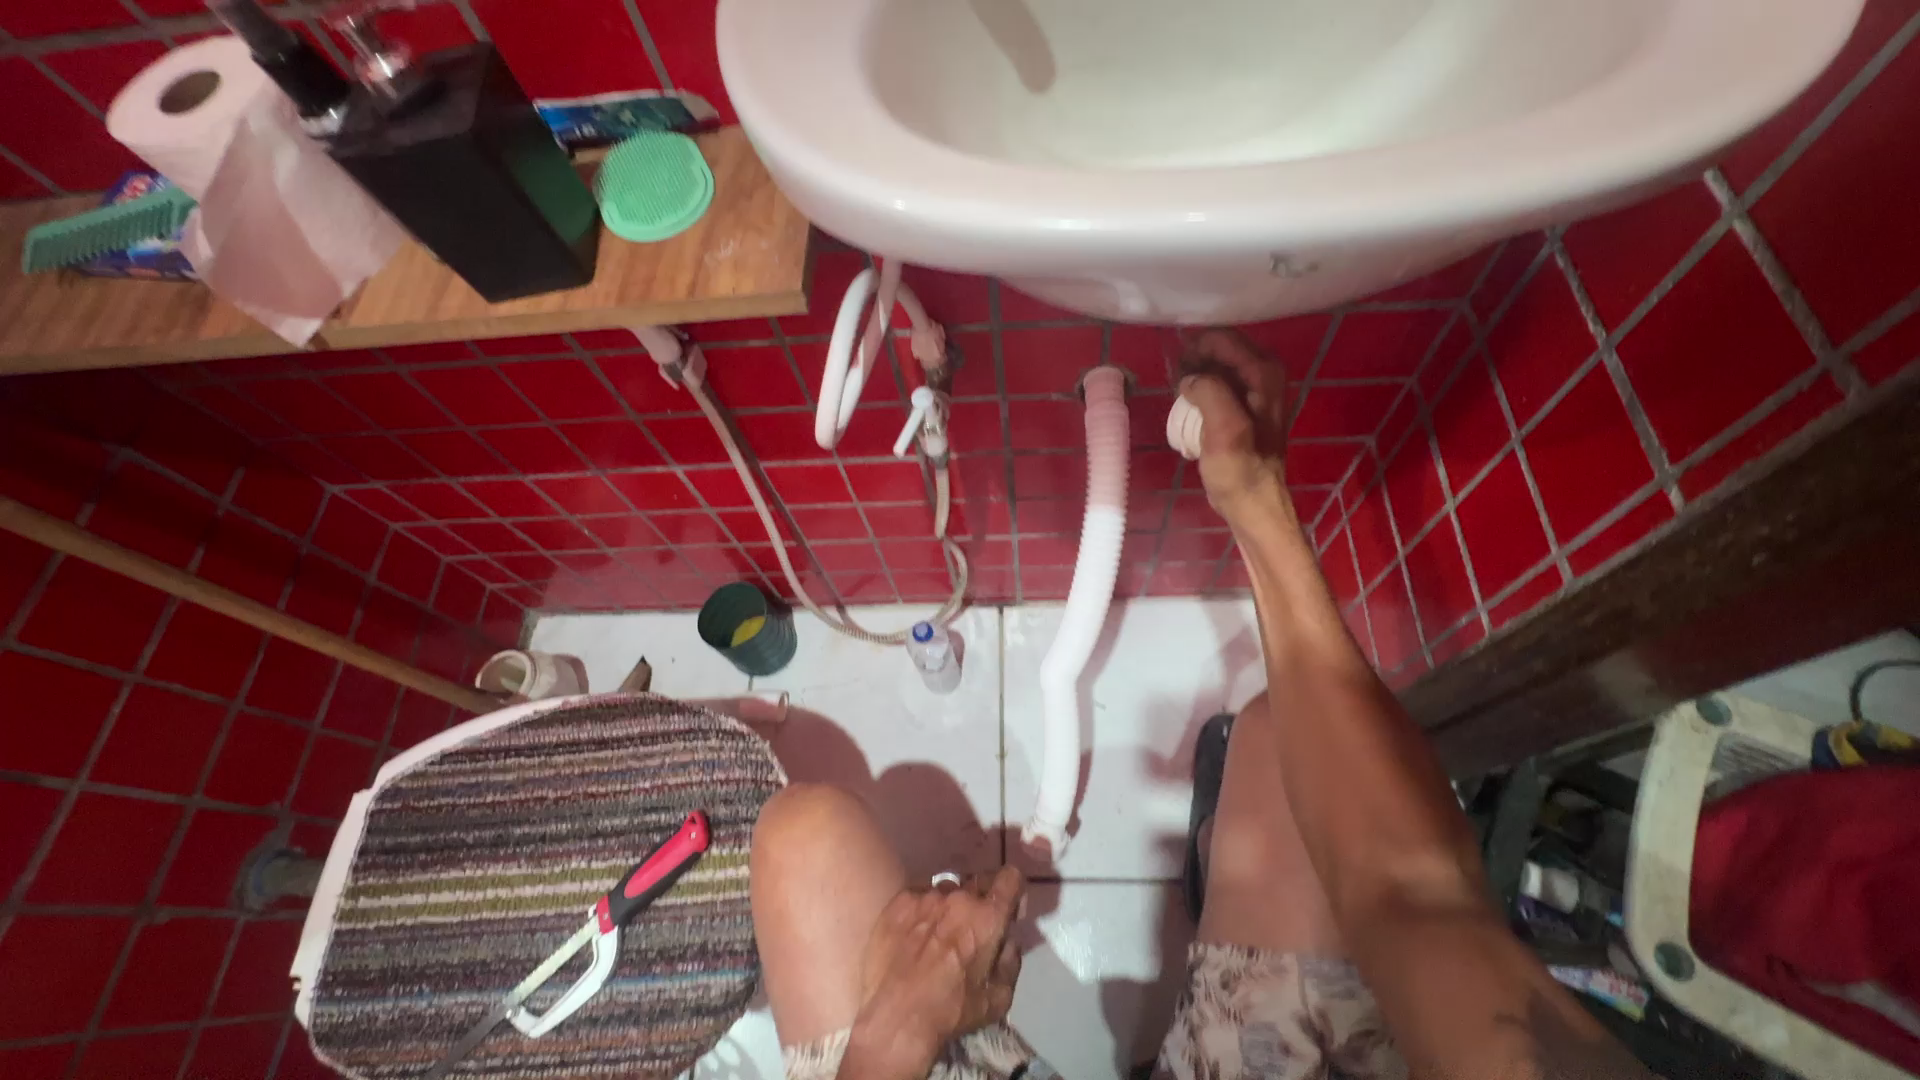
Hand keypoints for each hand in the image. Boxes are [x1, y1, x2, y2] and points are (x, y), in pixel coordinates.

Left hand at [845, 867, 1024, 1076]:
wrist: (896, 1017)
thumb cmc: (951, 1012)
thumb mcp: (998, 999)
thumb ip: (1011, 960)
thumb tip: (1009, 940)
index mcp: (987, 917)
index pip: (1010, 878)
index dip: (1012, 889)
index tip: (1007, 905)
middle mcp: (958, 896)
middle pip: (978, 881)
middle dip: (981, 899)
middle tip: (972, 926)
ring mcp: (925, 895)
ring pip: (946, 888)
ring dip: (949, 904)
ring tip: (938, 931)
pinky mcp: (899, 901)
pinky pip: (918, 895)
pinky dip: (922, 909)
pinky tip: (913, 932)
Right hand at [1178, 329, 1289, 518]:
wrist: (1254, 506)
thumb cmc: (1240, 472)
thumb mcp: (1225, 429)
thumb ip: (1210, 393)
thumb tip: (1189, 379)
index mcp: (1264, 373)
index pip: (1223, 339)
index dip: (1194, 347)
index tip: (1173, 369)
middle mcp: (1265, 374)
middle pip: (1220, 349)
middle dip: (1193, 360)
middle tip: (1174, 384)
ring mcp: (1255, 391)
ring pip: (1217, 367)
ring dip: (1194, 377)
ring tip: (1178, 398)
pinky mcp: (1243, 408)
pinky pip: (1217, 386)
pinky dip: (1199, 391)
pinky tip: (1188, 409)